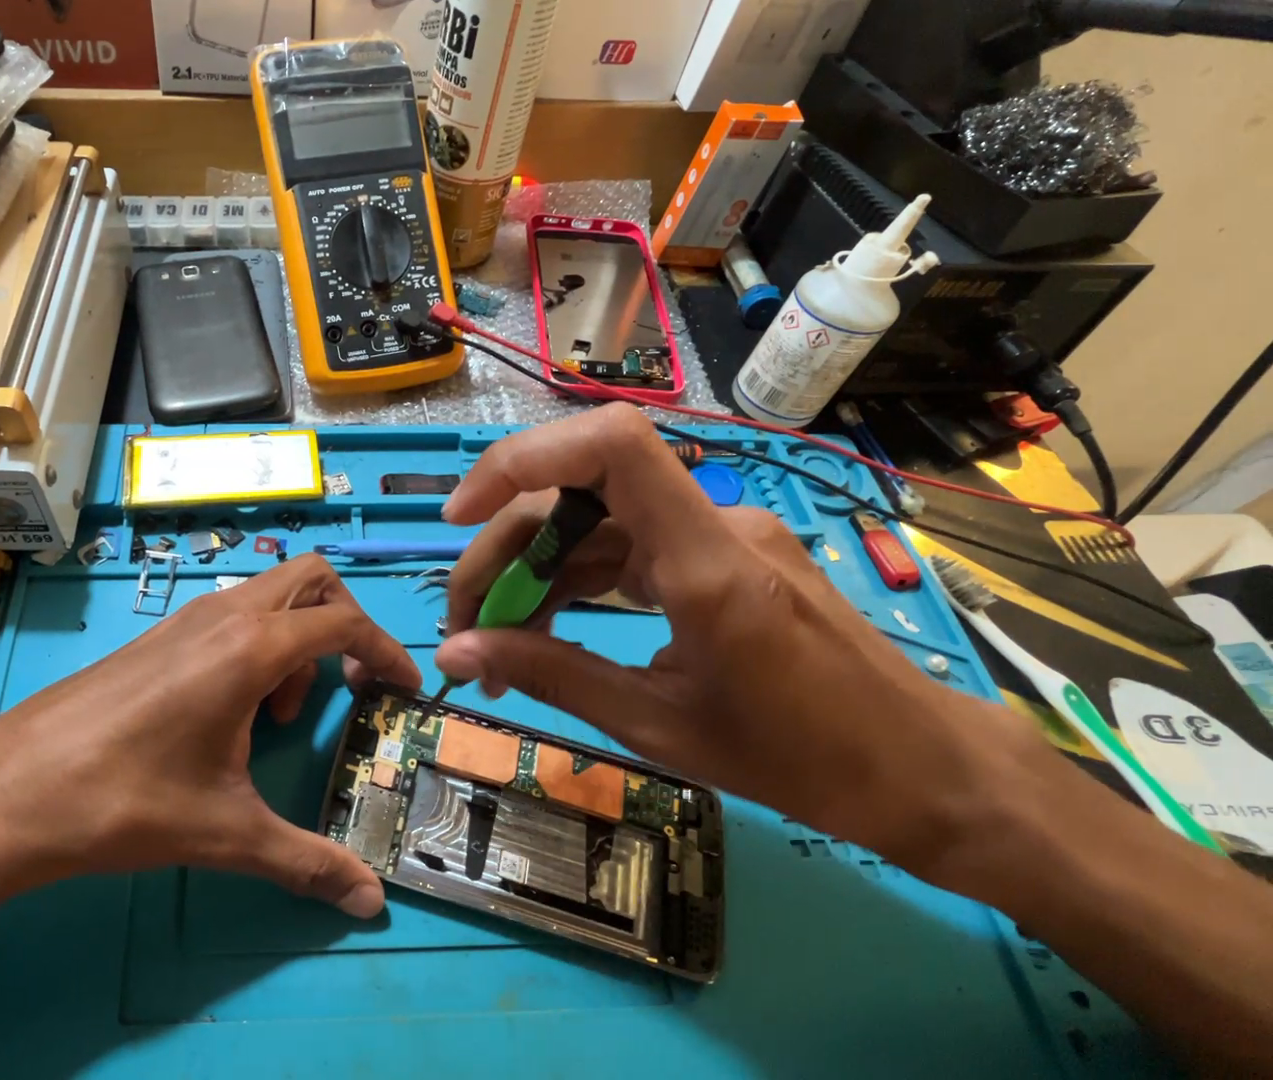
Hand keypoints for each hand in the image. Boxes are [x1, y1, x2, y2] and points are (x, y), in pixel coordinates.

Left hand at [0, 556, 421, 930]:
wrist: (10, 795)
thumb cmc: (125, 803)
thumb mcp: (227, 833)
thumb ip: (307, 861)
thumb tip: (370, 901)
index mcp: (249, 647)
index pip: (343, 622)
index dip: (386, 648)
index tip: (404, 687)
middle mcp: (220, 616)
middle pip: (309, 580)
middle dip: (343, 623)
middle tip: (346, 685)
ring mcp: (181, 622)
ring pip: (265, 599)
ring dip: (293, 642)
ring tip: (277, 719)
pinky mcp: (153, 639)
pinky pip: (225, 620)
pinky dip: (252, 650)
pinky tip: (228, 717)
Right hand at [436, 405, 1044, 874]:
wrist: (921, 770)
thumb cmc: (799, 759)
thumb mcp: (657, 726)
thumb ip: (551, 675)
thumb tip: (456, 653)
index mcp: (706, 563)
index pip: (612, 447)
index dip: (523, 459)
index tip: (460, 516)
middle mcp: (713, 527)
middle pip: (576, 499)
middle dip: (502, 555)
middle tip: (461, 627)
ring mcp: (719, 537)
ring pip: (595, 527)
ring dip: (534, 574)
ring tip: (495, 644)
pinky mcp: (721, 557)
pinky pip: (629, 550)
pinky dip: (577, 583)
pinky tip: (547, 630)